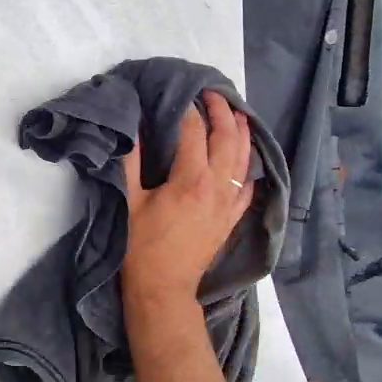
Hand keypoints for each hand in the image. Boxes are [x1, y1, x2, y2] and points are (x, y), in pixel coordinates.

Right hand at [121, 91, 255, 303]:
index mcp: (191, 180)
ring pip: (244, 159)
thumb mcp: (130, 202)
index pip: (194, 134)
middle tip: (213, 93)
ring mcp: (229, 204)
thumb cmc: (141, 246)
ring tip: (237, 112)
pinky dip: (251, 166)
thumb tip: (135, 129)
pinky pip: (250, 185)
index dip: (188, 111)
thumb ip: (132, 163)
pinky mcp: (232, 218)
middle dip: (221, 112)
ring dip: (242, 132)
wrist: (163, 288)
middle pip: (227, 139)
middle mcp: (218, 187)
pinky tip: (250, 157)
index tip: (182, 94)